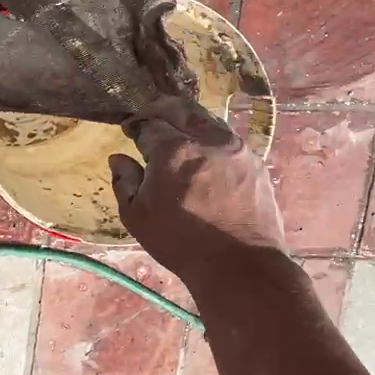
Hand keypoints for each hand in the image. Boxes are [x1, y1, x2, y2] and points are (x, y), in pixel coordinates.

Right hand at [107, 97, 284, 280]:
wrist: (240, 264)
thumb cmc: (178, 240)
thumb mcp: (135, 214)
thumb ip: (124, 180)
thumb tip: (119, 158)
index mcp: (173, 150)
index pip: (149, 124)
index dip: (135, 126)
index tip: (128, 132)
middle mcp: (208, 140)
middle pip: (182, 109)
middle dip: (161, 110)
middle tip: (149, 120)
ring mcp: (237, 150)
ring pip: (209, 121)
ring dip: (188, 123)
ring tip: (177, 138)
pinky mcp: (256, 164)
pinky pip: (228, 140)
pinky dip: (210, 140)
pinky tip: (202, 158)